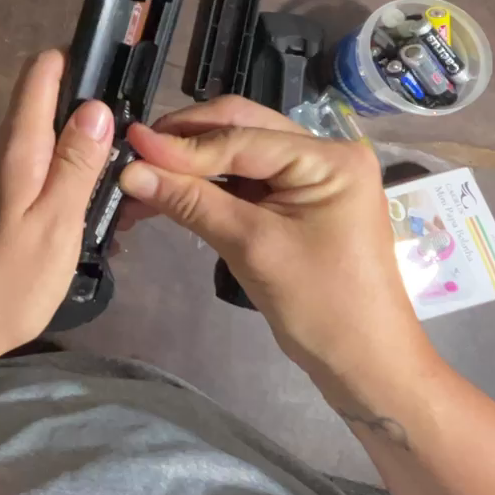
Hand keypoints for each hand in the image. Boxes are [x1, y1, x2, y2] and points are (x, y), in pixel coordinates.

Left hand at [0, 50, 112, 364]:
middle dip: (85, 118)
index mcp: (15, 144)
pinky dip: (55, 181)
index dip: (74, 61)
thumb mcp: (57, 222)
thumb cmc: (7, 279)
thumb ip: (76, 163)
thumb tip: (96, 105)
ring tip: (112, 192)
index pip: (39, 72)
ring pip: (37, 142)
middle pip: (41, 105)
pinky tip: (77, 216)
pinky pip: (26, 170)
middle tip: (128, 152)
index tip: (113, 75)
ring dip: (73, 156)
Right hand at [117, 96, 433, 405]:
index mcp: (328, 157)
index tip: (131, 143)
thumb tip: (129, 171)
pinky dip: (202, 184)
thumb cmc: (321, 304)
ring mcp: (306, 175)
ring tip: (141, 173)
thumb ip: (190, 201)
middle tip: (134, 151)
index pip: (241, 137)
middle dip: (183, 141)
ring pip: (233, 151)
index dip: (181, 143)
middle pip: (237, 129)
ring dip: (187, 163)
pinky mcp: (291, 198)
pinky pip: (239, 178)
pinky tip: (165, 193)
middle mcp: (320, 153)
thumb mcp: (250, 246)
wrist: (365, 366)